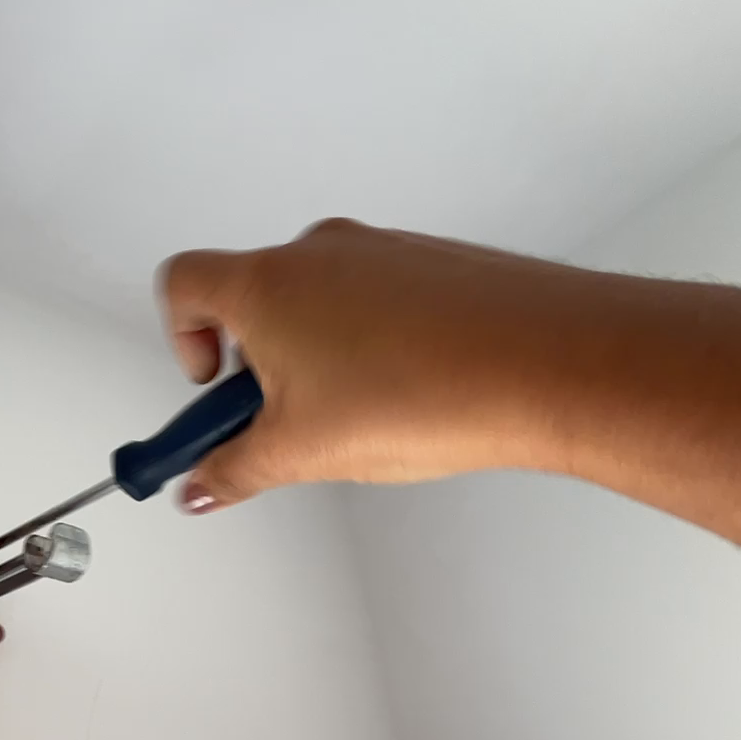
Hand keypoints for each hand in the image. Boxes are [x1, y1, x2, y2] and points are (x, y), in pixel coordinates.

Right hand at [159, 218, 591, 510]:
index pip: (181, 285)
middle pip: (245, 300)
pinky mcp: (428, 266)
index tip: (210, 389)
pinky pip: (364, 302)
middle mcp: (317, 254)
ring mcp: (378, 253)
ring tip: (348, 416)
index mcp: (267, 285)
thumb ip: (230, 470)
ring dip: (304, 358)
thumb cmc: (424, 392)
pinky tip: (394, 395)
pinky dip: (357, 346)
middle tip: (277, 421)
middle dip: (247, 366)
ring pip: (308, 304)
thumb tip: (201, 486)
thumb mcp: (298, 452)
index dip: (179, 339)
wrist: (561, 364)